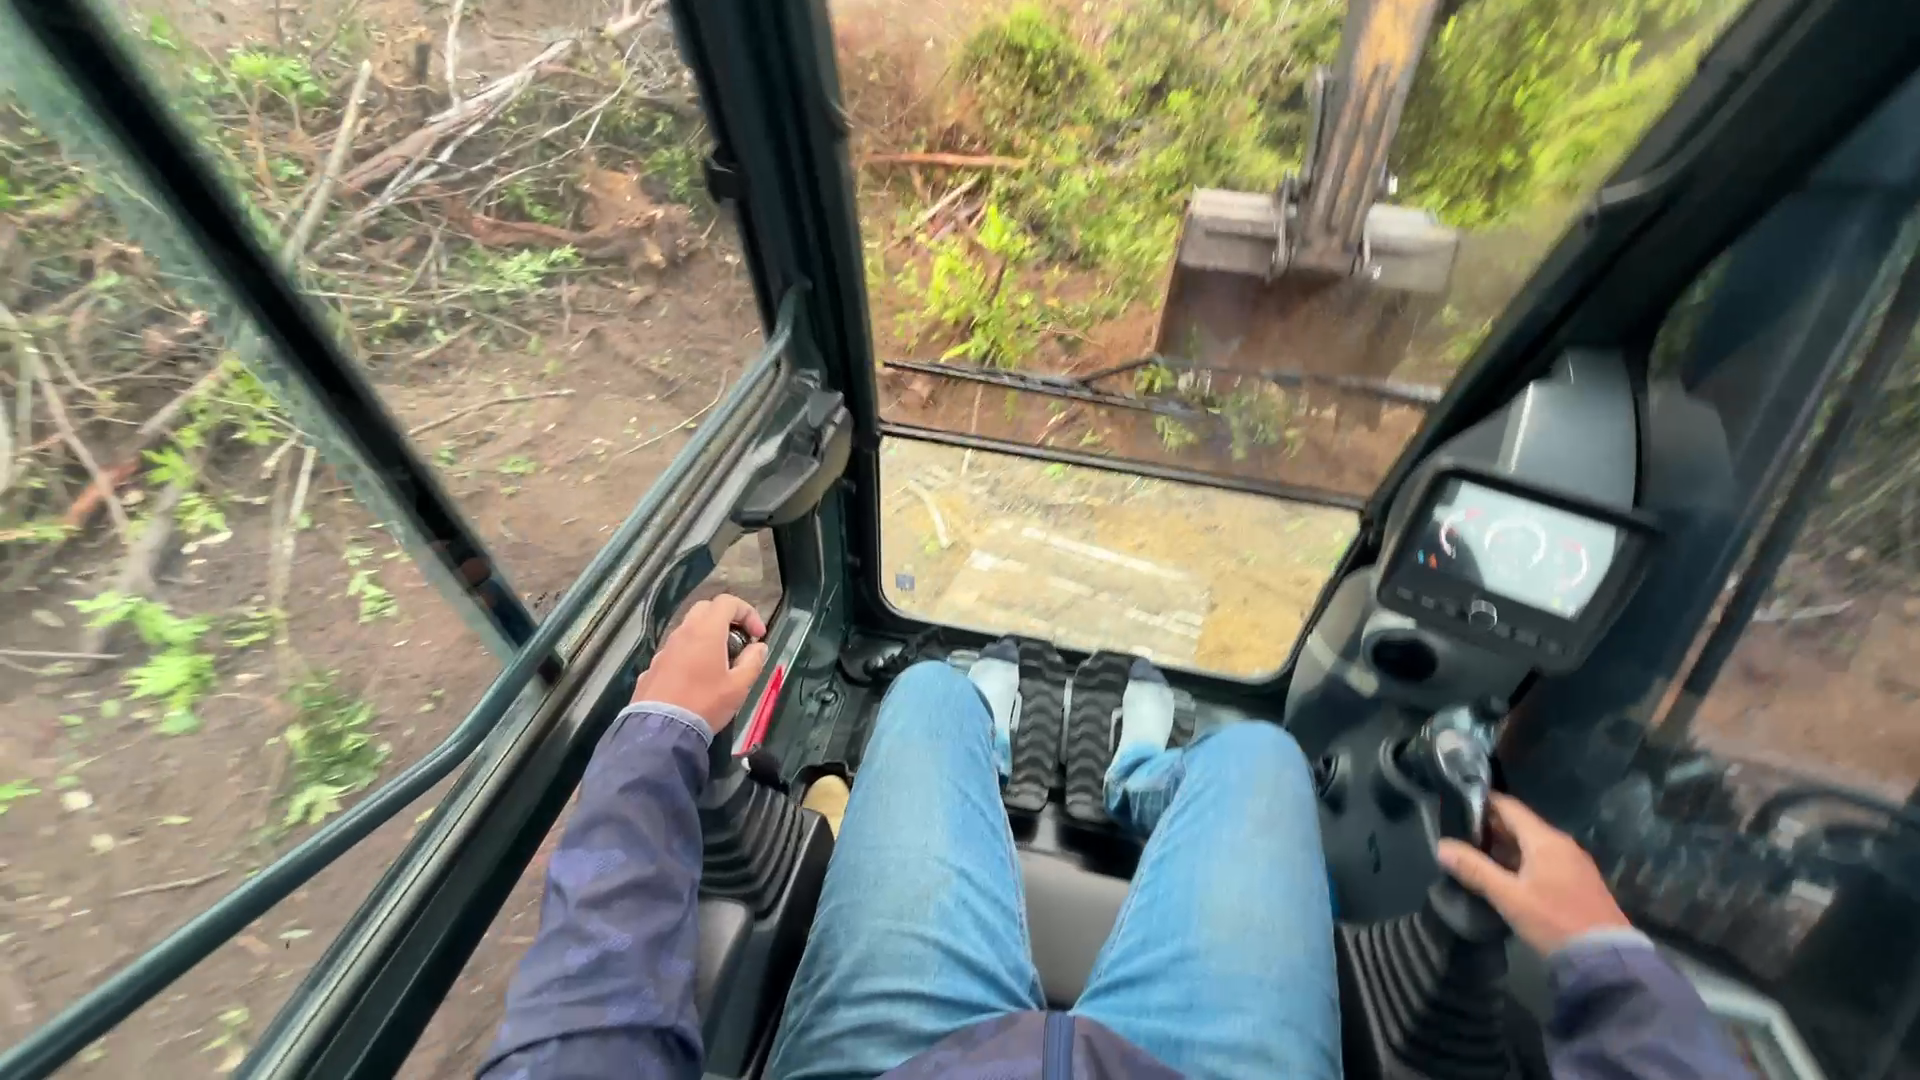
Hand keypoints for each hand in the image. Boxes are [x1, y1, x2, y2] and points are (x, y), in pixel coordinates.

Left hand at [630, 595, 769, 734]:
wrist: (661, 730)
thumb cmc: (705, 703)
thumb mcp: (739, 686)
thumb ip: (753, 661)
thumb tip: (758, 647)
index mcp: (706, 632)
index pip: (728, 602)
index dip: (748, 612)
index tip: (758, 634)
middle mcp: (683, 634)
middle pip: (706, 609)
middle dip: (727, 618)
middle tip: (740, 640)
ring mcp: (665, 650)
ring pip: (689, 629)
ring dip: (708, 636)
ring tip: (720, 662)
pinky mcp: (653, 666)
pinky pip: (676, 650)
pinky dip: (691, 653)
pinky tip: (697, 679)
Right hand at [1436, 792, 1631, 954]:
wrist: (1609, 964)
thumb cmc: (1554, 921)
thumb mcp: (1508, 896)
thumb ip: (1473, 869)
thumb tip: (1441, 846)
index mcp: (1545, 840)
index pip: (1507, 806)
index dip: (1480, 803)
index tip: (1453, 806)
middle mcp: (1562, 845)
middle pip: (1518, 824)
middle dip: (1488, 827)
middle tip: (1457, 834)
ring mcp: (1574, 864)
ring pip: (1530, 843)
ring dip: (1503, 846)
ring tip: (1474, 855)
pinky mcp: (1579, 883)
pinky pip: (1543, 859)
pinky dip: (1520, 860)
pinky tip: (1503, 875)